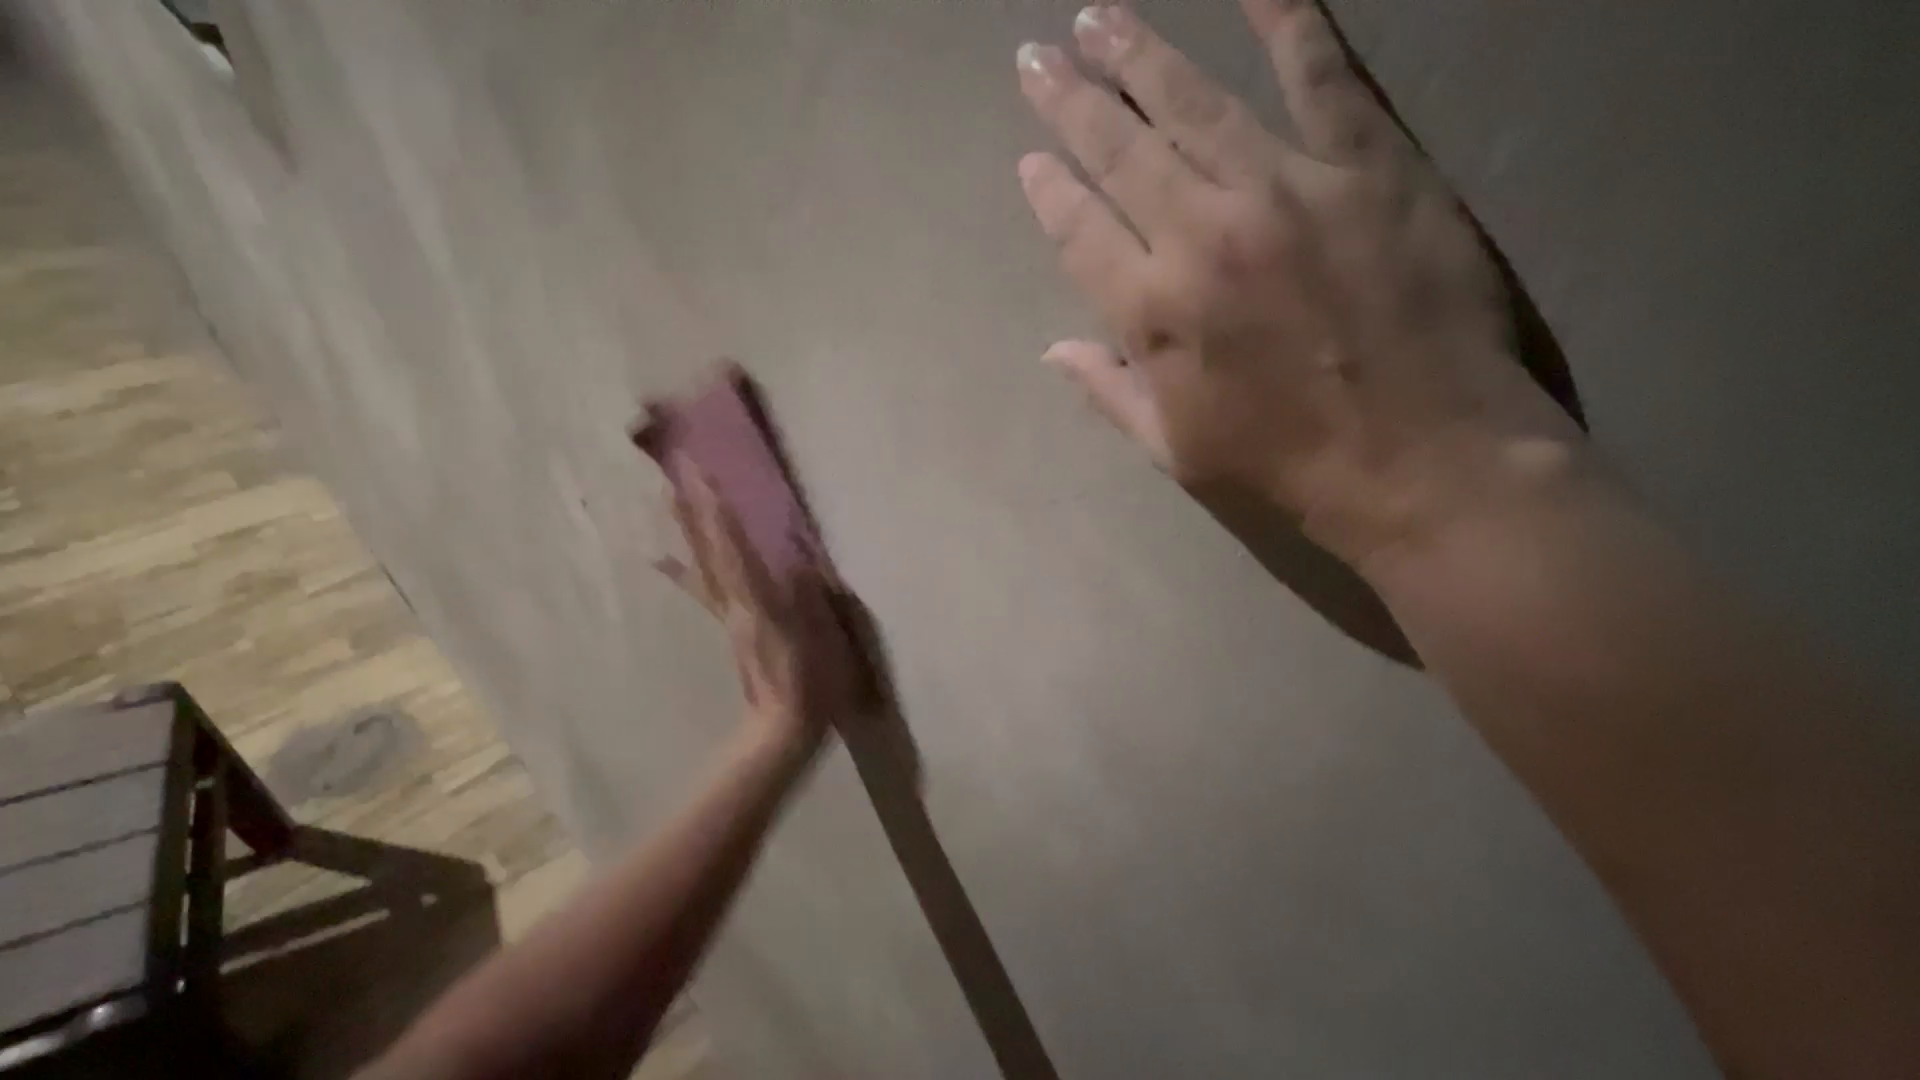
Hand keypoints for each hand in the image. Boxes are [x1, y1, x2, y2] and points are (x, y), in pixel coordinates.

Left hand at [658, 464, 859, 743]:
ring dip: (686, 528)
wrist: (783, 730)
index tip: (703, 472)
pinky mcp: (731, 624)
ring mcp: (729, 613)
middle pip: (710, 547)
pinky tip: (661, 556)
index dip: (719, 508)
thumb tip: (797, 557)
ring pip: (702, 562)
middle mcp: (736, 601)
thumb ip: (809, 597)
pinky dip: (680, 568)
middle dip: (695, 507)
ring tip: (666, 496)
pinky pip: (702, 588)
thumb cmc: (811, 684)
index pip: (735, 545)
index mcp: (759, 600)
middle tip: (676, 469)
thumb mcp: (821, 638)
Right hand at [1017, 1, 1583, 564]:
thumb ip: (1109, 393)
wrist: (1430, 463)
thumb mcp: (1177, 452)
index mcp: (1154, 310)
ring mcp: (1286, 189)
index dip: (1048, 190)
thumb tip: (1052, 349)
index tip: (1030, 162)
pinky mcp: (1369, 165)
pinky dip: (1286, 19)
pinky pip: (1320, 76)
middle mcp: (1204, 234)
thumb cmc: (1291, 468)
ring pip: (1194, 103)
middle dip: (1069, 99)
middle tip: (1037, 57)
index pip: (1078, 229)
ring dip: (1138, 54)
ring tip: (1098, 17)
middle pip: (1120, 149)